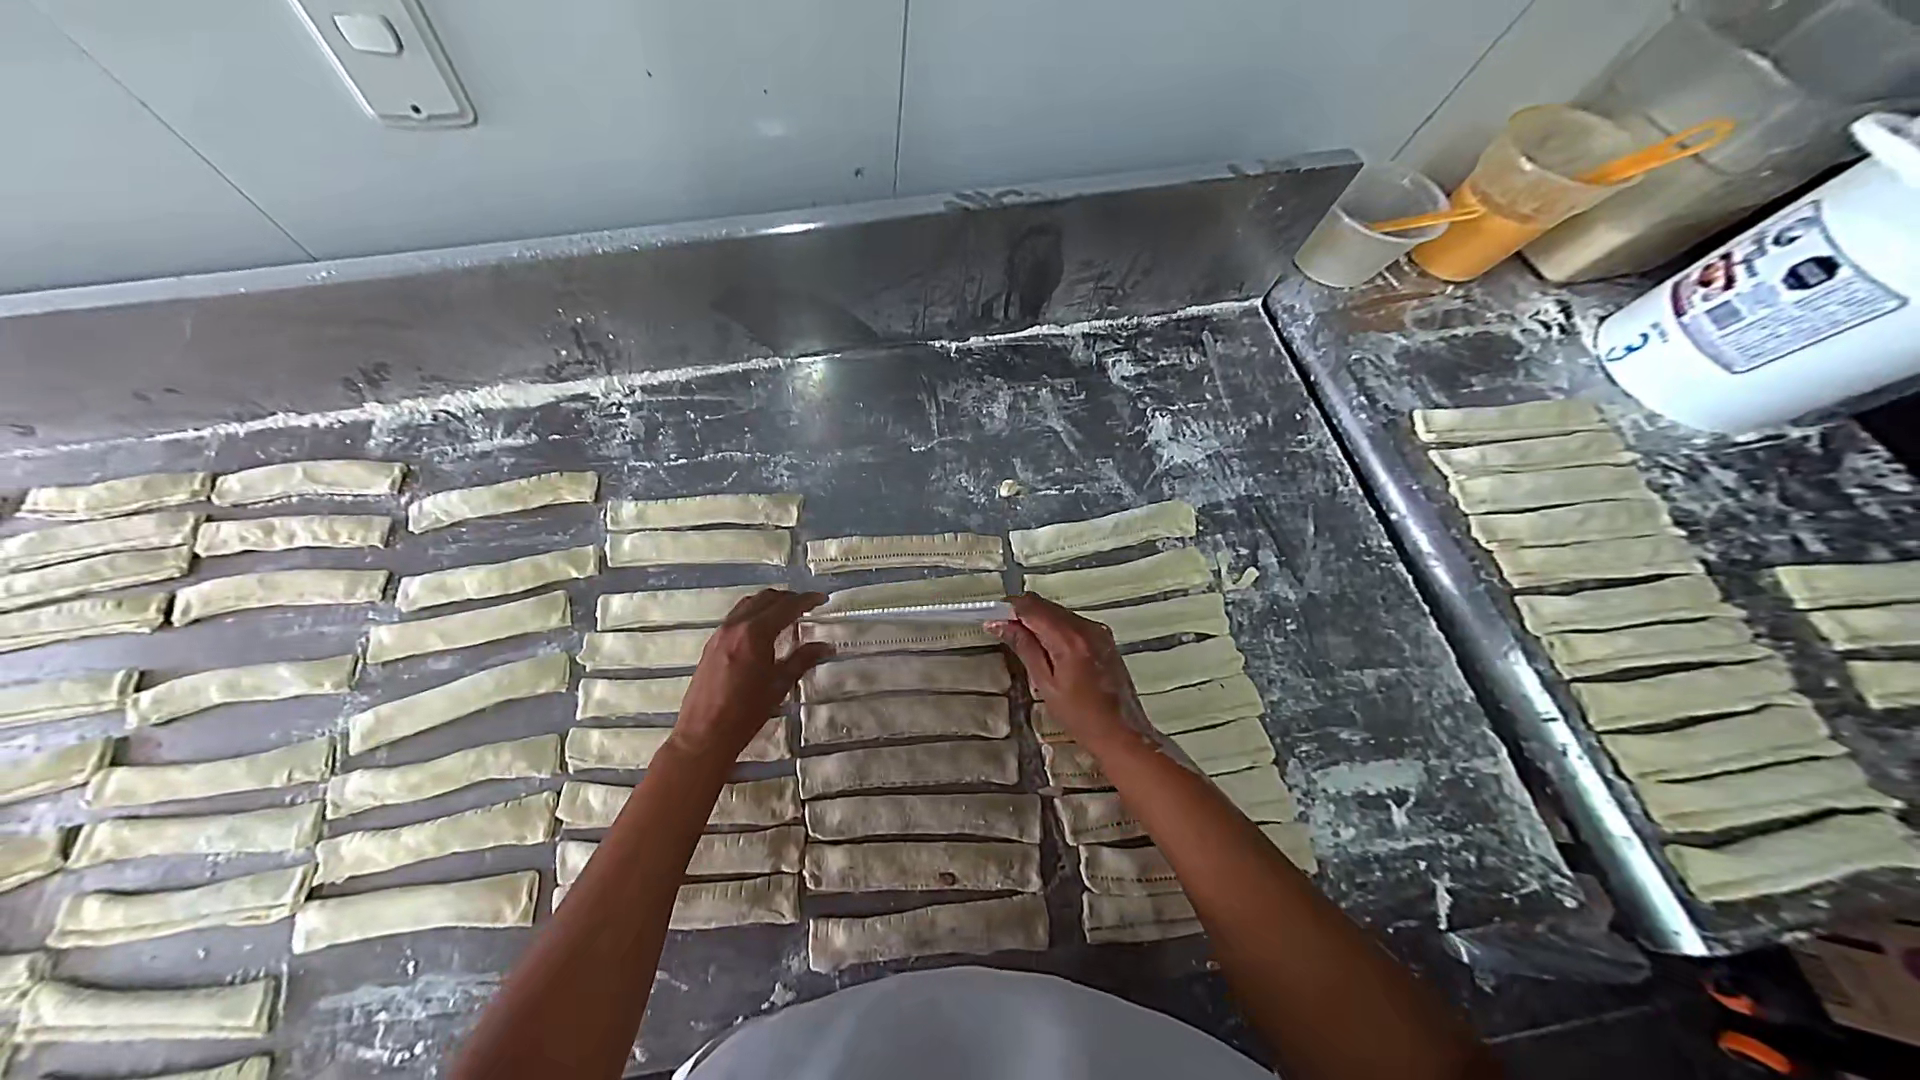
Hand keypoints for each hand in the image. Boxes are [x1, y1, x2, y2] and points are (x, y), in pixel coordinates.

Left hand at [673, 590, 831, 759]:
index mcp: (755, 633)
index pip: (786, 606)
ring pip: (748, 605)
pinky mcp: (711, 644)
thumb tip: (825, 647)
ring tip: (787, 614)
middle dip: (788, 599)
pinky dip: (754, 614)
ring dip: (769, 603)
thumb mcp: (779, 685)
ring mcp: (720, 634)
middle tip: (807, 606)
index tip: (822, 599)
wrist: (704, 734)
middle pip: (765, 599)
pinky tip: (763, 630)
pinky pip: (736, 617)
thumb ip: (802, 660)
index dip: (807, 600)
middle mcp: (735, 626)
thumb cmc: (745, 712)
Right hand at [988, 593, 1150, 746]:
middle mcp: (1086, 627)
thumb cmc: (1081, 716)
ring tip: (1024, 644)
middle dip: (1022, 614)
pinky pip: (1072, 622)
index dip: (1009, 609)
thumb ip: (1024, 648)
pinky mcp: (1104, 637)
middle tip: (1004, 633)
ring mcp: (1098, 630)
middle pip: (1045, 605)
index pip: (1032, 606)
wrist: (1121, 733)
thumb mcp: (1045, 684)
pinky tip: (1048, 649)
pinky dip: (1056, 628)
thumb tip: (1001, 625)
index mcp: (1070, 639)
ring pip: (1059, 612)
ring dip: (1039, 621)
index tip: (993, 619)